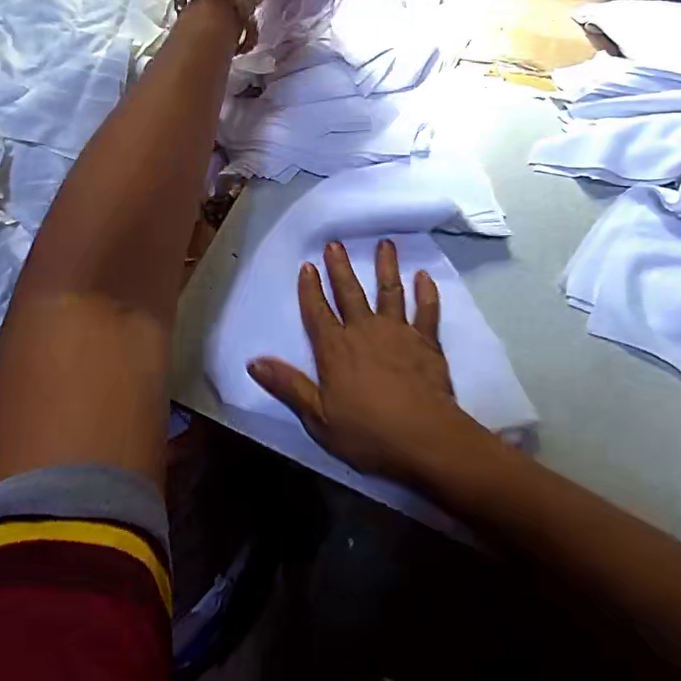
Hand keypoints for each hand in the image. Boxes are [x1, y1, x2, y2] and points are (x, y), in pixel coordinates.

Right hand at [248, 239, 485, 481]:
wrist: (422, 436)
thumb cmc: (367, 432)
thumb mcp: (318, 417)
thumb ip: (288, 386)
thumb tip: (254, 362)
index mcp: (336, 350)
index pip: (317, 313)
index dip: (310, 289)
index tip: (307, 266)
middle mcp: (364, 331)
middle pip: (350, 293)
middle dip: (340, 268)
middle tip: (335, 244)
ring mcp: (398, 332)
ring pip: (389, 291)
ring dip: (385, 266)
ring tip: (385, 244)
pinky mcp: (426, 340)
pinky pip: (426, 310)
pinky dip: (426, 292)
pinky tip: (424, 276)